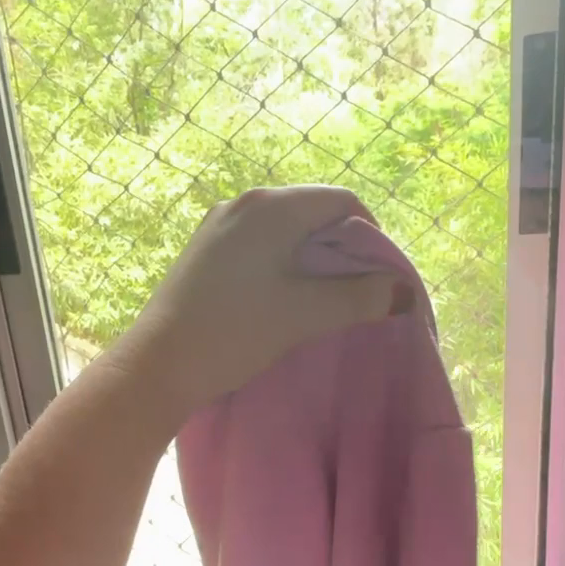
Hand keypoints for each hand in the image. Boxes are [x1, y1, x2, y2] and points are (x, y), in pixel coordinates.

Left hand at [109, 186, 404, 416]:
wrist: (159, 365)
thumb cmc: (235, 332)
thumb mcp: (305, 315)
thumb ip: (361, 297)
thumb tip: (405, 291)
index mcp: (271, 207)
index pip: (341, 201)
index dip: (370, 235)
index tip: (379, 277)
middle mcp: (243, 203)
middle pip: (313, 212)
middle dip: (342, 248)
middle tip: (355, 291)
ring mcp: (219, 225)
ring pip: (286, 231)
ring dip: (313, 259)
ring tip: (322, 299)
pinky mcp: (206, 251)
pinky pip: (260, 245)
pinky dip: (284, 264)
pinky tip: (284, 298)